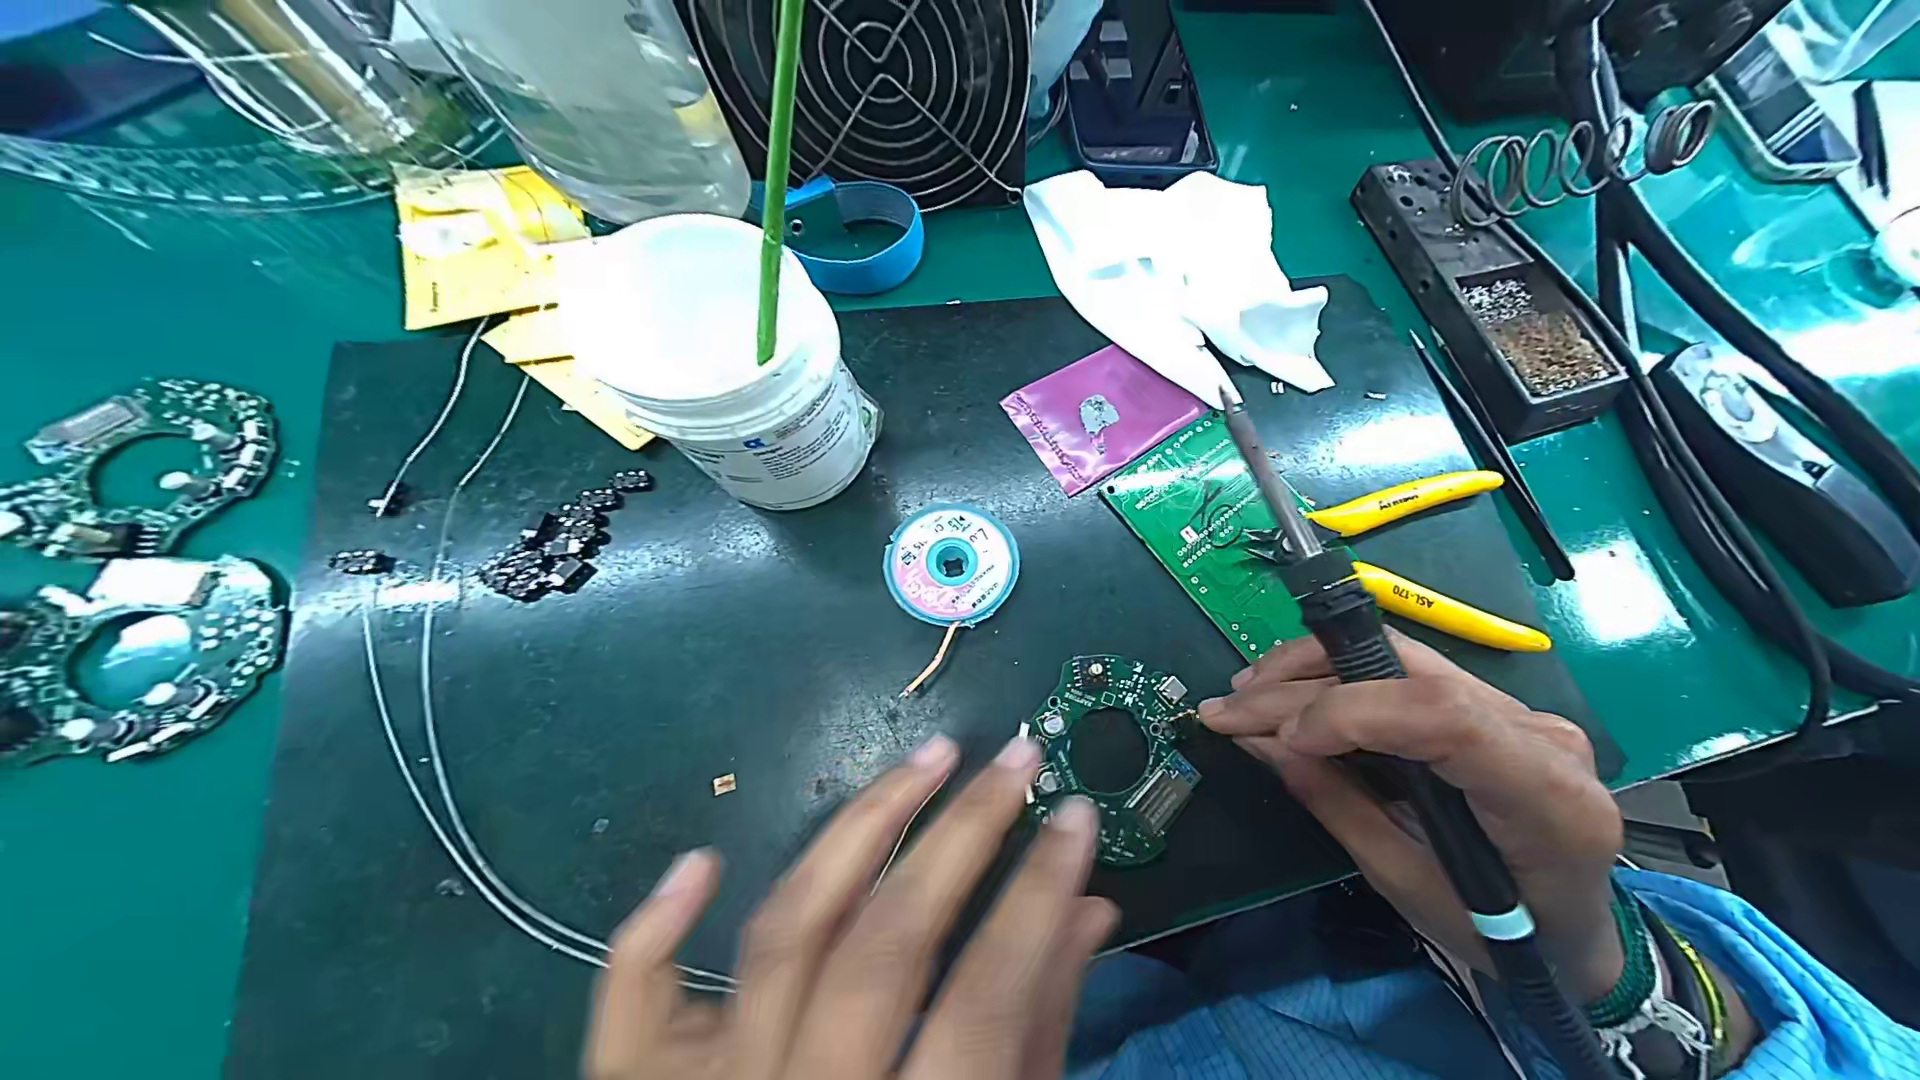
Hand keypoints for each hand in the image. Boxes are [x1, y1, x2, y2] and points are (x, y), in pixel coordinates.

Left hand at [585, 734, 1118, 1079]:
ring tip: (922, 759)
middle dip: (961, 834)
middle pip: (886, 942)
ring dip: (858, 826)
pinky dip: (657, 927)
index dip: (1039, 896)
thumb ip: (1039, 1033)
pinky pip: (633, 1001)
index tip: (1075, 814)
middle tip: (1010, 760)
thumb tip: (1086, 907)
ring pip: (784, 928)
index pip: (987, 997)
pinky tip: (702, 859)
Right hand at [1199, 630, 1624, 1000]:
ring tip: (1244, 694)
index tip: (1283, 740)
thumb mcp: (1405, 882)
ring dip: (1301, 669)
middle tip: (1225, 710)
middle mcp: (1534, 731)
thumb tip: (1260, 741)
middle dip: (1296, 688)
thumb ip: (1334, 803)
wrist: (1568, 928)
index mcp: (1545, 797)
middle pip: (1400, 671)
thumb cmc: (1500, 931)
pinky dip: (1323, 673)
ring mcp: (1508, 705)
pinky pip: (1388, 664)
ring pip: (1386, 651)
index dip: (1351, 712)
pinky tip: (1279, 689)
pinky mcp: (1475, 696)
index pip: (1445, 717)